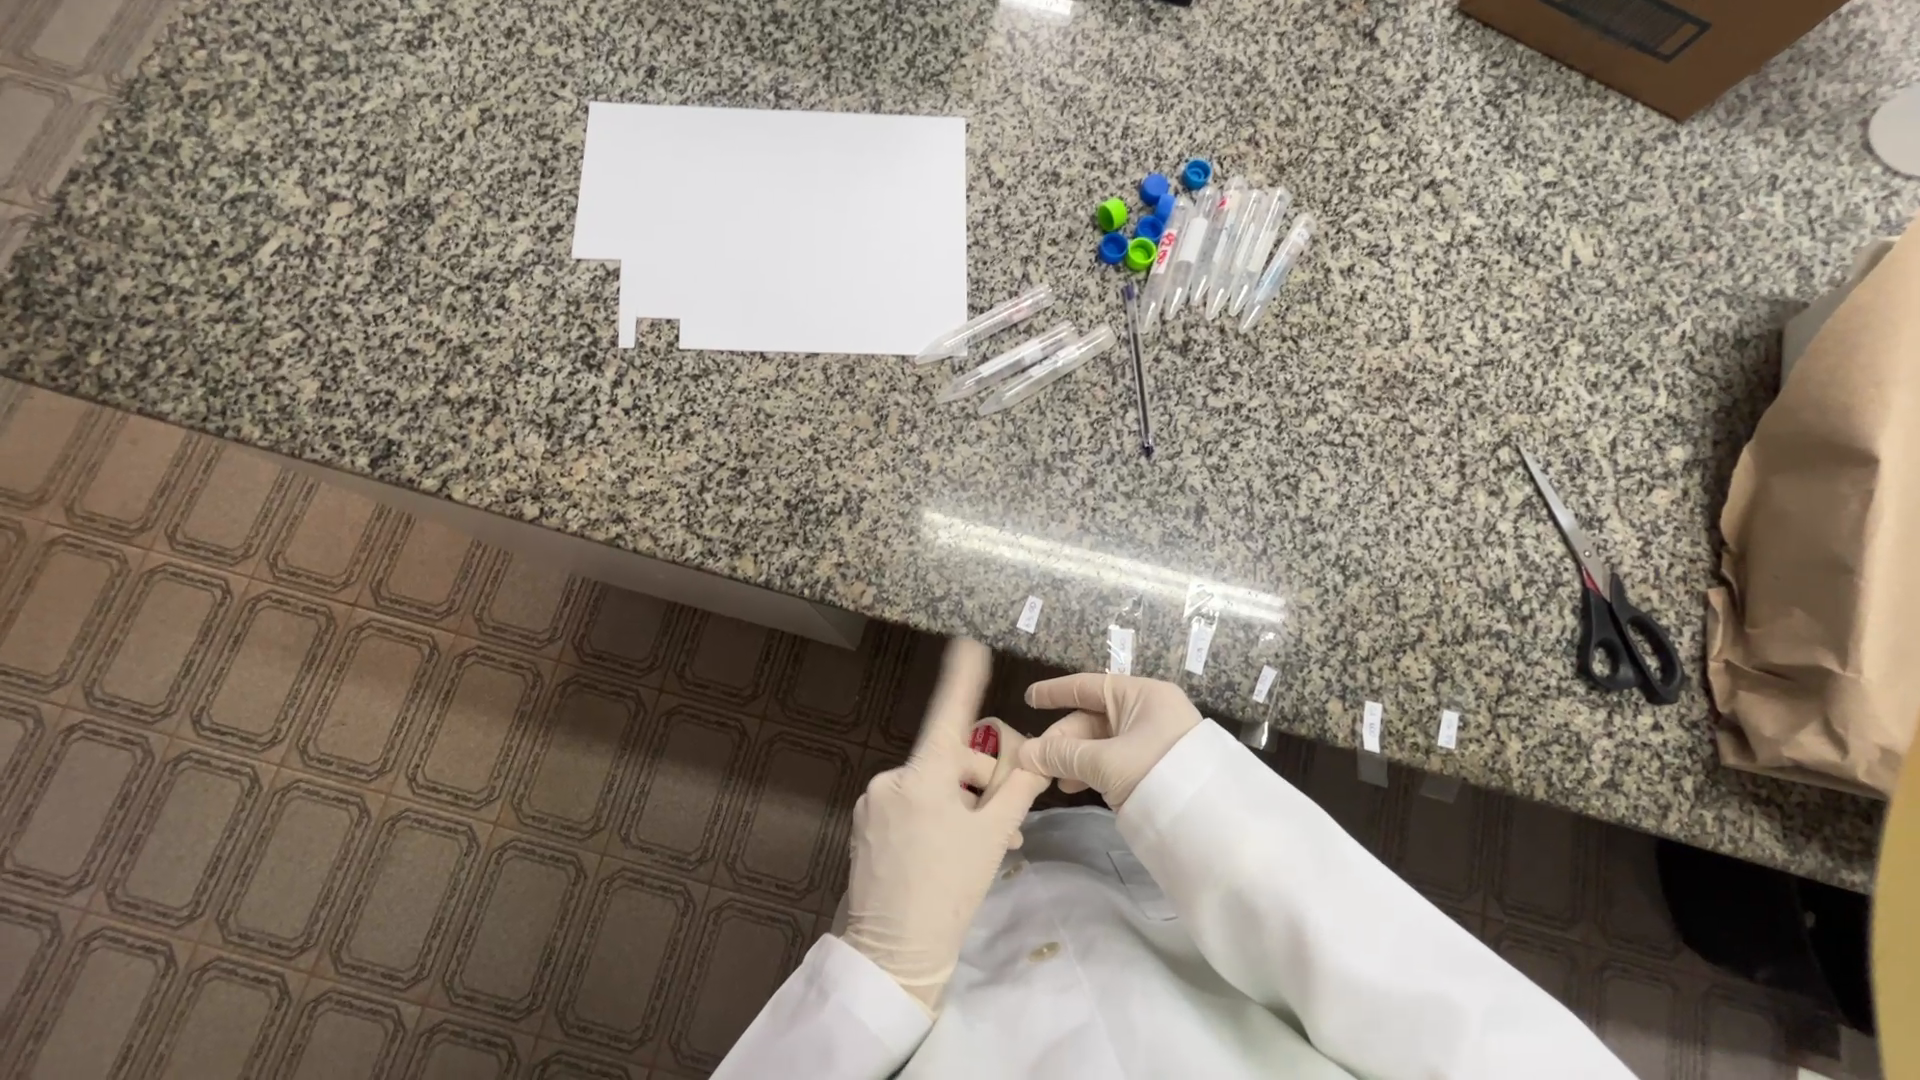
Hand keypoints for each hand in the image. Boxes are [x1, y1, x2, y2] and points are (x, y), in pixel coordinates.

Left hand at [840, 639, 1049, 1011]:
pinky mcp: (864, 824)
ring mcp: (873, 802)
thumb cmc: (949, 892)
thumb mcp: (994, 836)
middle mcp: (891, 778)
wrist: (894, 956)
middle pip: (949, 760)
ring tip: (984, 846)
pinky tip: (949, 851)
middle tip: (1005, 826)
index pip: (949, 714)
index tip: (967, 644)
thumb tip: (1042, 752)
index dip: (962, 678)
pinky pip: (909, 805)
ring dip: (961, 805)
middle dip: (981, 784)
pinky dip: (934, 817)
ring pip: (931, 786)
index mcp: (922, 776)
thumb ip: (1020, 787)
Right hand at [1015, 673, 1203, 809]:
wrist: (1211, 821)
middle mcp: (1147, 710)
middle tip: (1034, 763)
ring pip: (1100, 741)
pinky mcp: (1154, 764)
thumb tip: (1024, 753)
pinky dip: (1091, 769)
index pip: (1089, 686)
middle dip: (1061, 739)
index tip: (1029, 698)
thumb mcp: (1105, 762)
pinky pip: (1112, 758)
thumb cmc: (1157, 774)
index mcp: (1141, 695)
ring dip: (1073, 758)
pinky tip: (1072, 785)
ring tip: (1051, 779)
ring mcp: (1151, 738)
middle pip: (1092, 718)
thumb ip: (1063, 755)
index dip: (1056, 692)